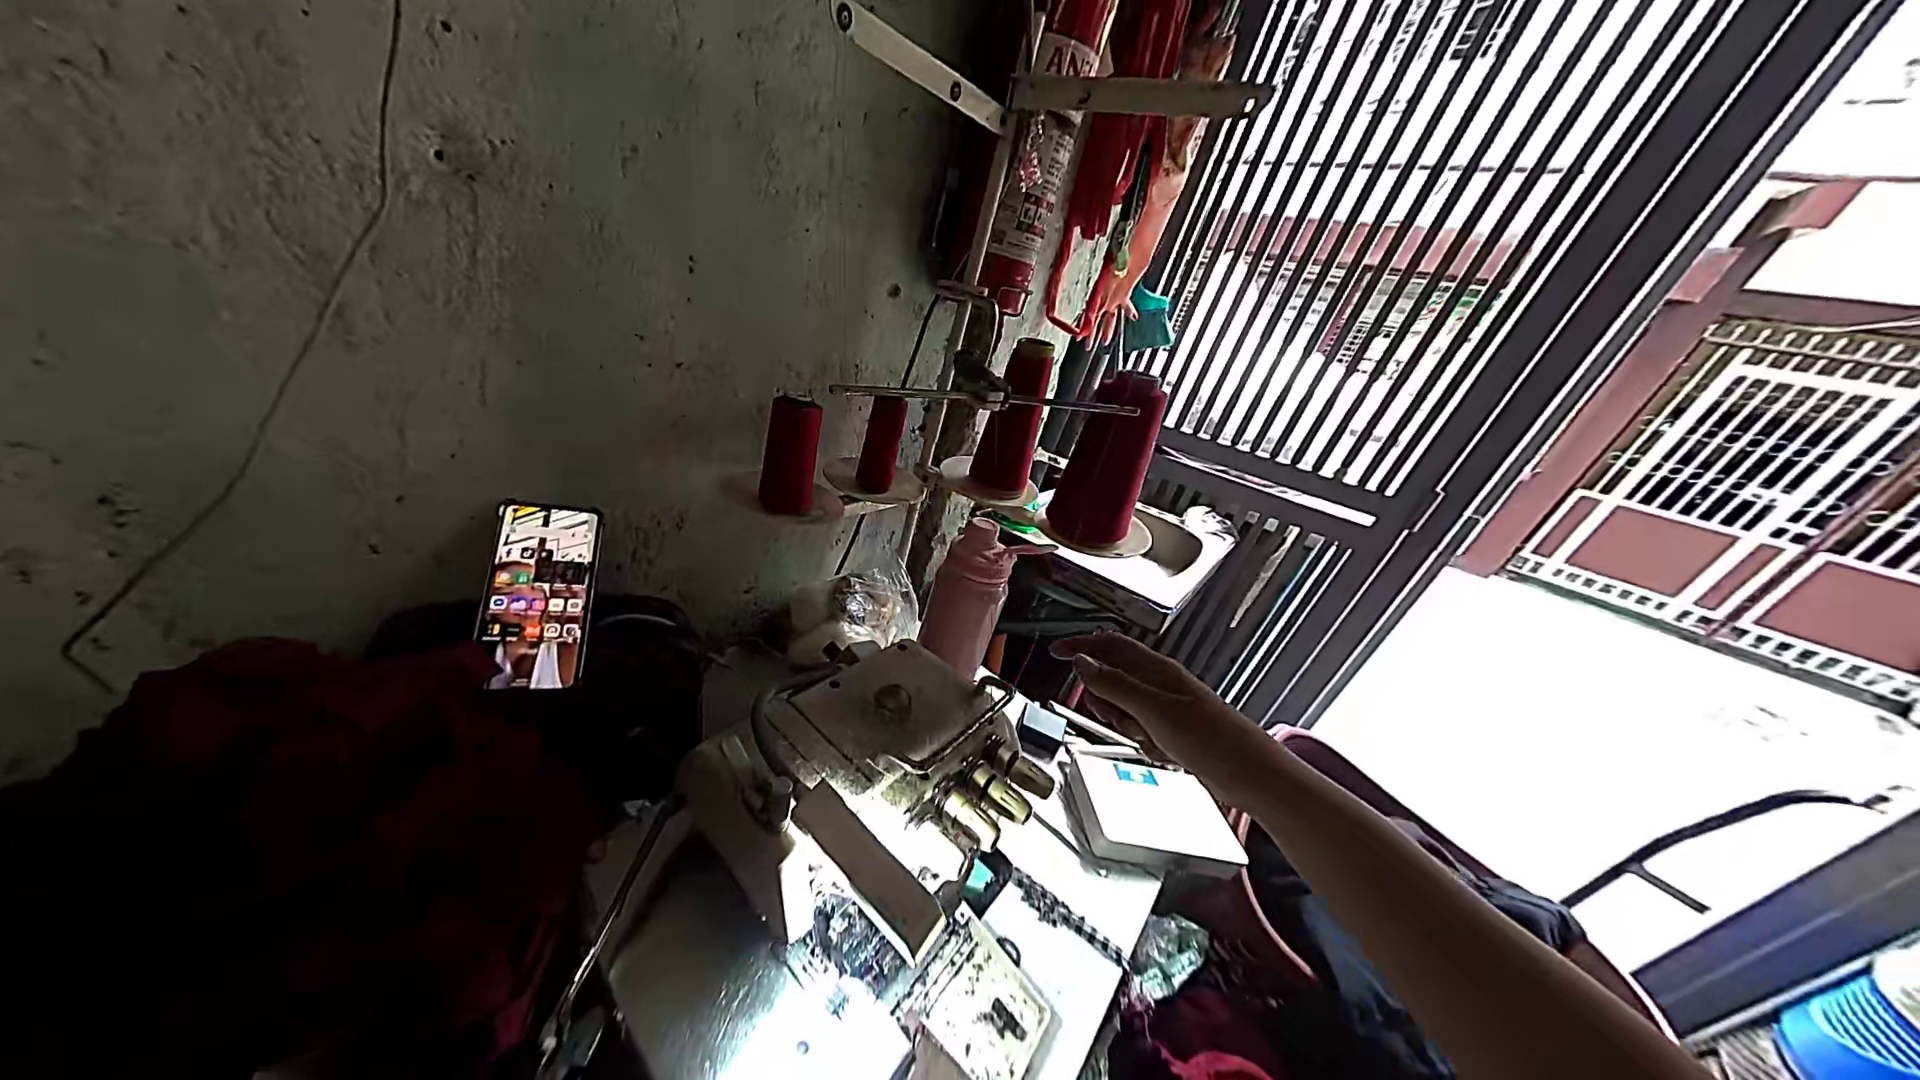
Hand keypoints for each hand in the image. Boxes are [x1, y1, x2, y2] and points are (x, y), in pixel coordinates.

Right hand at [1050, 632, 1284, 808]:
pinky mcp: (1170, 729)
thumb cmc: (1211, 736)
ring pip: (1123, 706)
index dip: (1080, 645)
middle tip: (1116, 716)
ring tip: (1146, 735)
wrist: (1248, 772)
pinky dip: (1142, 740)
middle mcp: (1158, 682)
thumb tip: (1081, 662)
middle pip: (1111, 677)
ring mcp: (1164, 706)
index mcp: (1154, 668)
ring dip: (1125, 722)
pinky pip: (1138, 728)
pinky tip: (1161, 749)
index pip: (1108, 644)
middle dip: (1105, 698)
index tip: (1056, 651)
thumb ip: (1113, 684)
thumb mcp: (1151, 708)